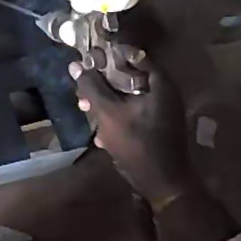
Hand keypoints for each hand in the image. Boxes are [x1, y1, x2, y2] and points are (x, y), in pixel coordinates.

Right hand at [72, 58, 196, 205]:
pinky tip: (101, 132)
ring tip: (86, 109)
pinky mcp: (156, 127)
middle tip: (84, 87)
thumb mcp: (109, 113)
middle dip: (103, 82)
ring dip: (106, 101)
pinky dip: (117, 115)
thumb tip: (75, 64)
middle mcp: (165, 94)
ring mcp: (162, 112)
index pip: (135, 56)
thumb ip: (92, 88)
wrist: (163, 185)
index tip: (91, 57)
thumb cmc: (137, 144)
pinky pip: (133, 112)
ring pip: (129, 96)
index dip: (111, 54)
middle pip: (129, 77)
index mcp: (160, 84)